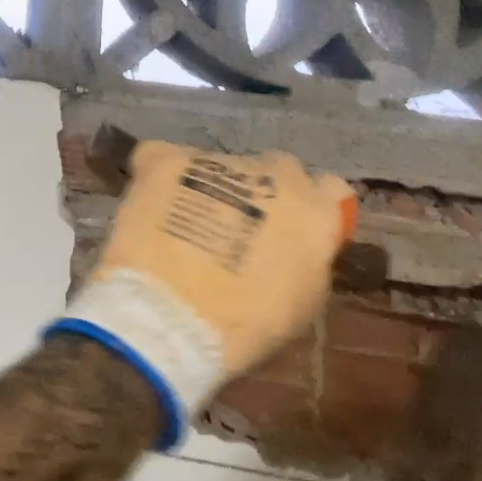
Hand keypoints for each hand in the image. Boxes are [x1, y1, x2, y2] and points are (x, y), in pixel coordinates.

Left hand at [55, 144, 354, 446]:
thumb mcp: (302, 302)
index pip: (327, 189)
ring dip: (206, 186)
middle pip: (270, 170)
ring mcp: (216, 162)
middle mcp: (270, 174)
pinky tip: (154, 202)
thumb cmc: (245, 323)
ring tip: (182, 222)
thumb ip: (306, 260)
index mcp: (314, 212)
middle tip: (234, 226)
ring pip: (216, 164)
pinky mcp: (166, 159)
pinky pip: (165, 157)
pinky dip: (161, 175)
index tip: (290, 226)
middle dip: (257, 192)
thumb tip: (295, 248)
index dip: (307, 206)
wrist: (174, 311)